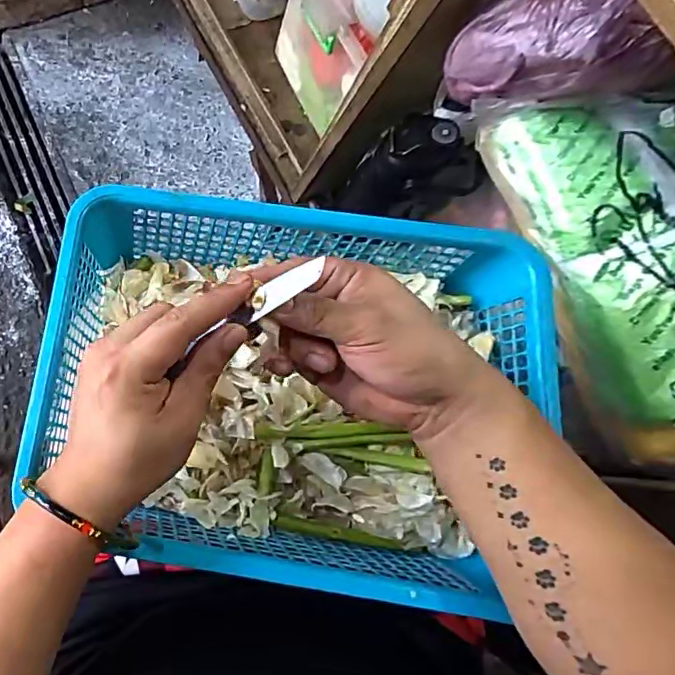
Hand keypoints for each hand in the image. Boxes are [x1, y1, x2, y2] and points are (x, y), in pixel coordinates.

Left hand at [38, 275, 256, 527]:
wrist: (90, 484)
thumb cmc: (140, 462)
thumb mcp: (183, 419)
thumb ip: (206, 368)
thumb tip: (233, 331)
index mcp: (129, 365)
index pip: (180, 320)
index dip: (217, 301)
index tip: (247, 284)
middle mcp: (107, 347)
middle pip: (163, 314)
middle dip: (196, 320)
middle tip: (228, 336)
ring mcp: (97, 350)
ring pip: (148, 320)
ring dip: (176, 331)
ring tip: (190, 368)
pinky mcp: (95, 358)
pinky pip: (134, 334)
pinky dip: (157, 342)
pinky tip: (166, 371)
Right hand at [257, 257, 509, 438]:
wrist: (436, 404)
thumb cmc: (410, 350)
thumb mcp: (363, 325)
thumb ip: (313, 311)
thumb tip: (268, 297)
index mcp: (344, 279)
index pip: (296, 271)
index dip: (267, 279)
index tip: (237, 290)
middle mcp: (328, 302)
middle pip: (280, 301)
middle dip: (273, 317)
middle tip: (256, 329)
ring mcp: (320, 333)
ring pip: (281, 332)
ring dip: (292, 347)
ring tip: (320, 362)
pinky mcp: (315, 362)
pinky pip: (286, 356)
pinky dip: (282, 362)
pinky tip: (285, 369)